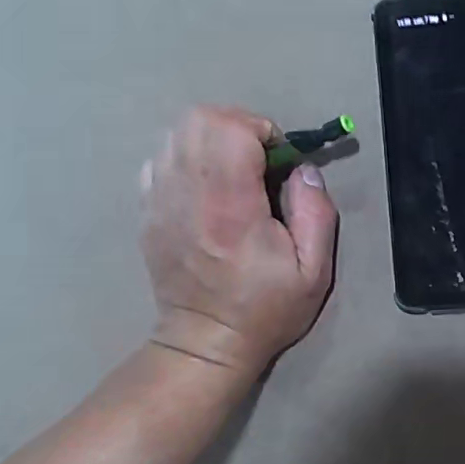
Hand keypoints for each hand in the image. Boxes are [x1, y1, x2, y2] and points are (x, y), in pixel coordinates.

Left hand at [140, 107, 337, 379]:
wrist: (204, 344)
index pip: (232, 130)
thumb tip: (303, 169)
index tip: (279, 160)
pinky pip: (160, 158)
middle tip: (258, 158)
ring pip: (176, 133)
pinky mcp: (148, 211)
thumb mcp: (314, 271)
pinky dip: (186, 157)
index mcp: (231, 207)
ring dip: (211, 138)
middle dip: (236, 125)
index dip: (262, 130)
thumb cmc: (265, 309)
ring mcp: (160, 201)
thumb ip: (316, 211)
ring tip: (233, 171)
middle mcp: (188, 194)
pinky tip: (205, 187)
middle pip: (198, 119)